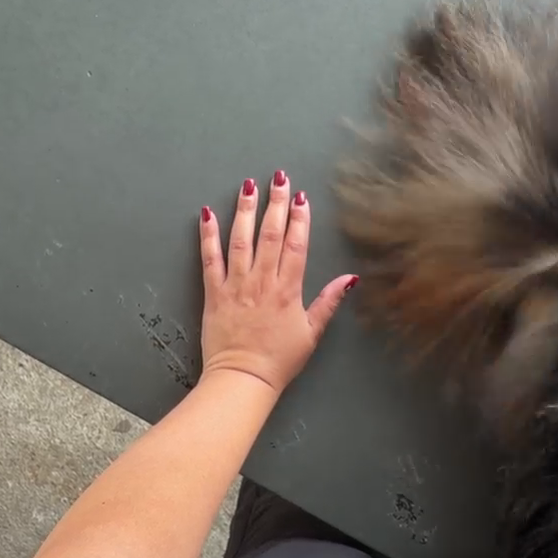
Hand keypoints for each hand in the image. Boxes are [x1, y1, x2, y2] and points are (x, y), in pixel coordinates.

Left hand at [197, 172, 356, 392]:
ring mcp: (236, 285)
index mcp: (288, 289)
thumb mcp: (312, 333)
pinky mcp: (214, 292)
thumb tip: (350, 278)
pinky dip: (208, 235)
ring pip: (241, 240)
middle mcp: (263, 281)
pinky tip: (208, 213)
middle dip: (275, 203)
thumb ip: (328, 302)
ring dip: (245, 211)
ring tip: (249, 185)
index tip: (301, 197)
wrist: (242, 380)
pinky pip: (210, 259)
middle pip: (270, 235)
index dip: (300, 219)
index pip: (296, 245)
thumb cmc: (280, 360)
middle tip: (279, 178)